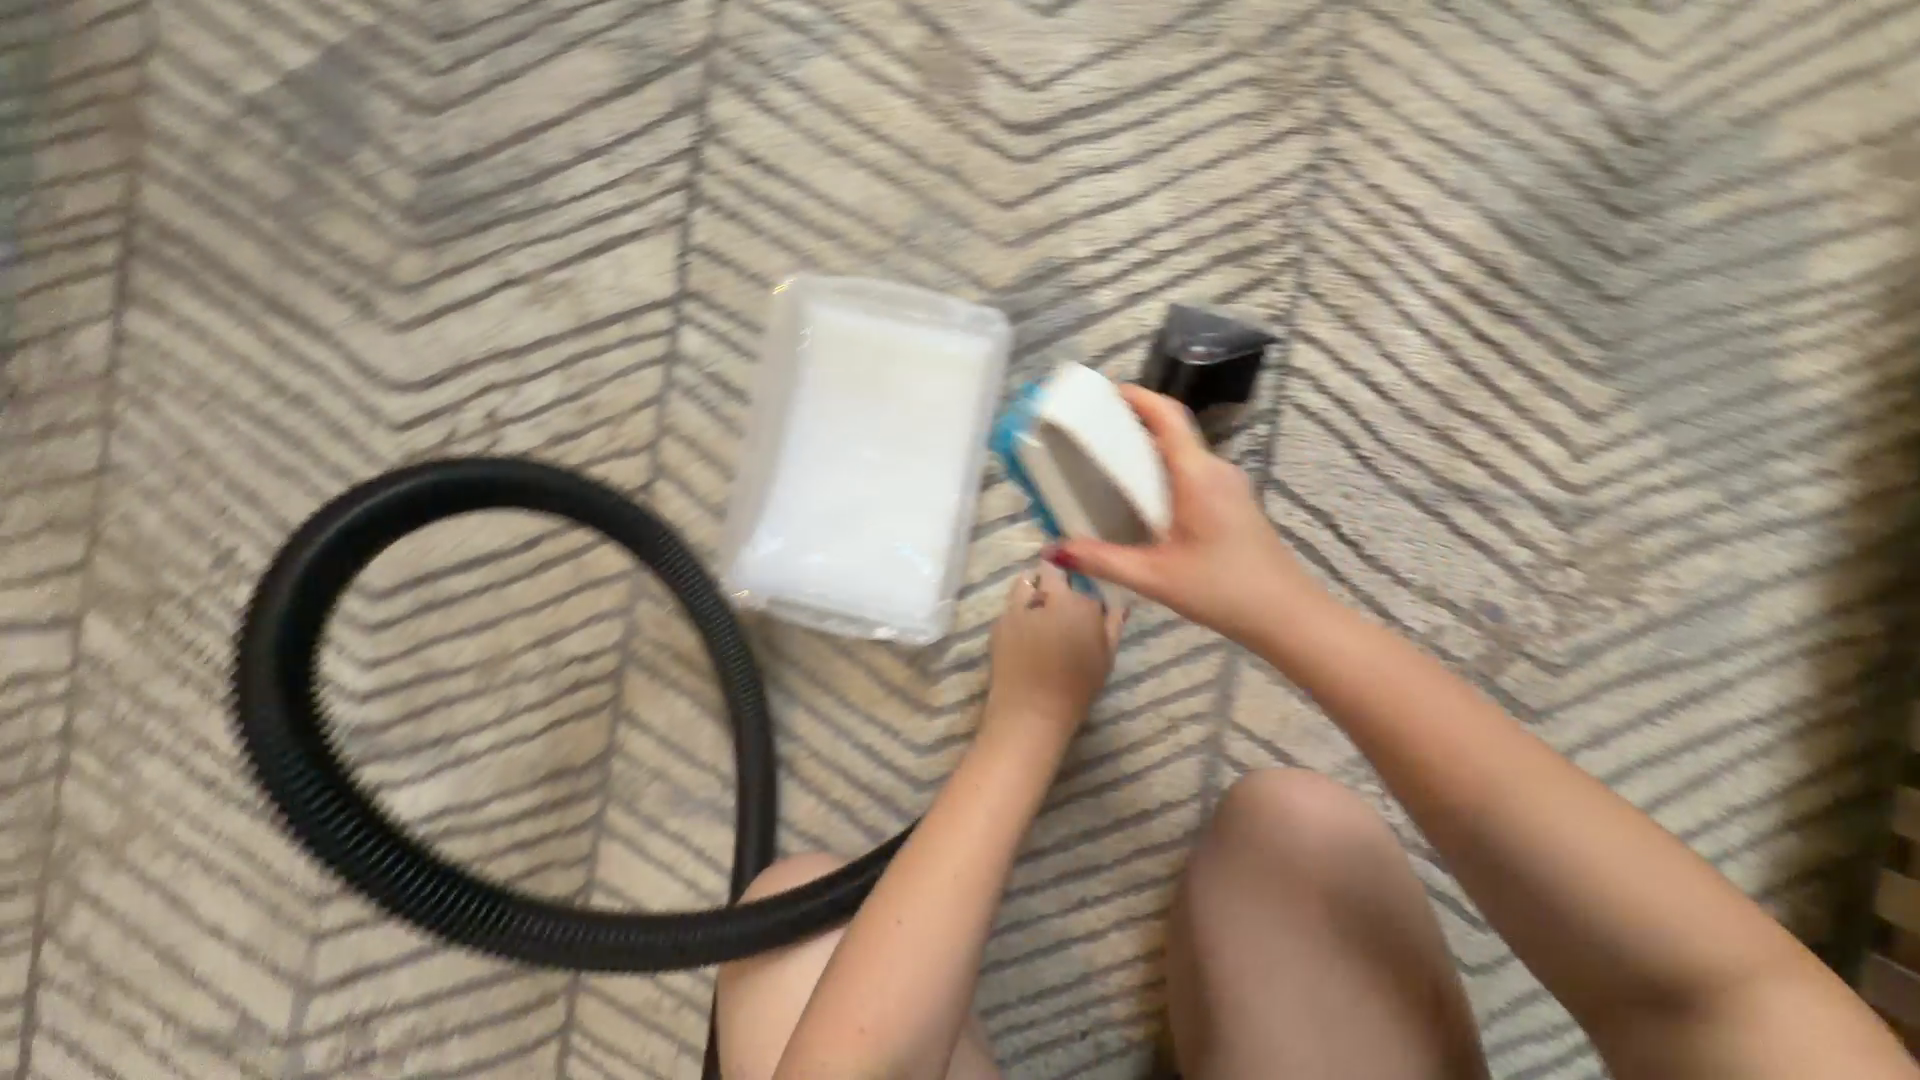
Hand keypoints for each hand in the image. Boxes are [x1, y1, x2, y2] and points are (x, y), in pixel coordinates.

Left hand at [983, 563, 1124, 744]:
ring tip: (1037, 606)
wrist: (1031, 709)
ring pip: (1026, 581)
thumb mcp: (1106, 657)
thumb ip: (1113, 625)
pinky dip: (1018, 610)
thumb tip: (1120, 604)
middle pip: (1052, 570)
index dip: (1085, 592)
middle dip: (1056, 575)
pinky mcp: (1000, 621)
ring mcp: (1020, 607)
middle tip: (1059, 594)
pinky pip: (1011, 606)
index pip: (1086, 584)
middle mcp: (1050, 597)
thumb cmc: (1077, 687)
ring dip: (1033, 587)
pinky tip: (1023, 630)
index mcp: (1081, 604)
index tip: (1084, 604)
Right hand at [1048, 385, 1306, 640]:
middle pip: (1172, 431)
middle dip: (1133, 425)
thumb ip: (1101, 560)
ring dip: (1148, 452)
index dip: (1137, 396)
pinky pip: (1192, 474)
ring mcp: (1229, 486)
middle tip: (1091, 433)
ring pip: (1183, 455)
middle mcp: (1215, 470)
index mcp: (1197, 475)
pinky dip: (1163, 474)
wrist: (1286, 615)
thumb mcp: (1154, 578)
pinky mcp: (1234, 504)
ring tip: (1108, 466)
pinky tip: (1141, 501)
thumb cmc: (1223, 591)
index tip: (1103, 391)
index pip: (1167, 415)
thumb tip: (1053, 550)